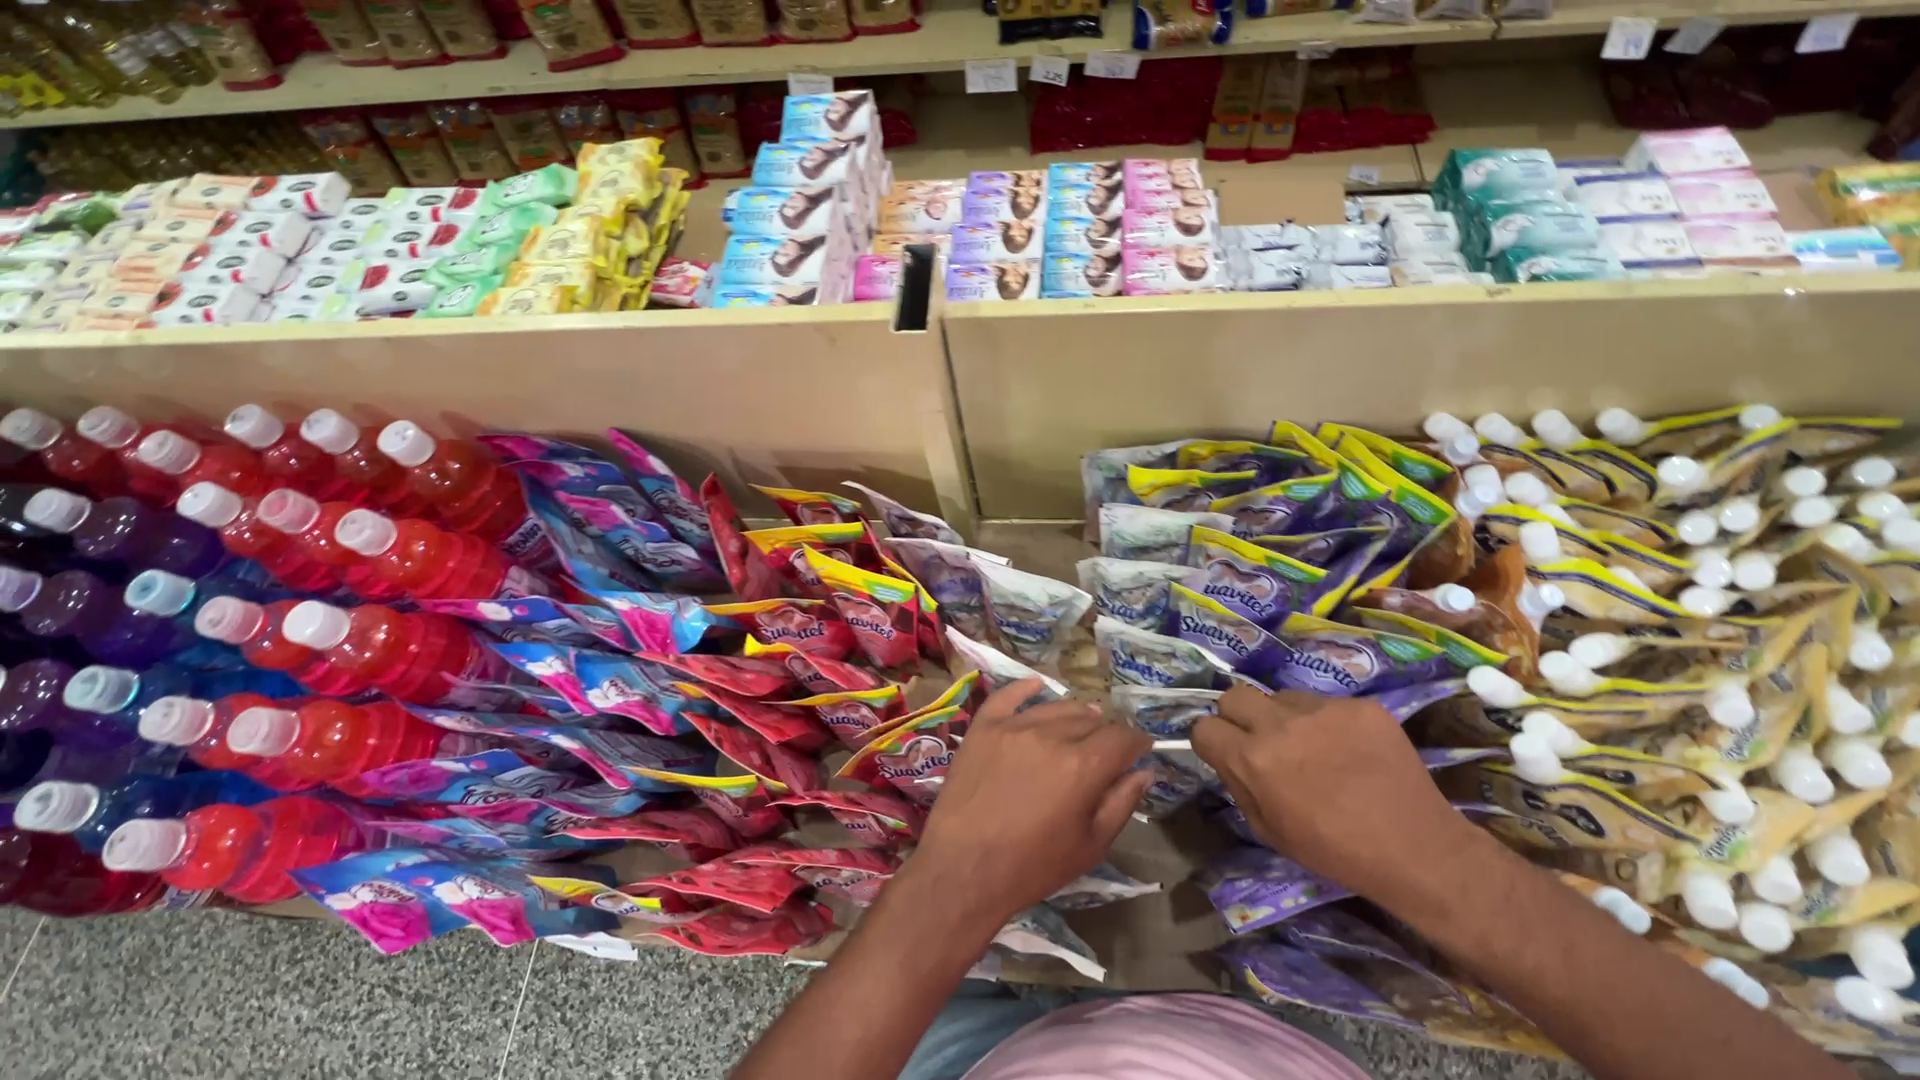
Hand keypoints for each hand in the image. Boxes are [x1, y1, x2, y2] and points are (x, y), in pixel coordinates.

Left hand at [910, 678, 1151, 924]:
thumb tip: (1145, 771)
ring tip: (1081, 725)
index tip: (1141, 750)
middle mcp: (1051, 736)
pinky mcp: (983, 729)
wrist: (962, 869)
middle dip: (1106, 733)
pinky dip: (1025, 688)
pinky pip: (1007, 697)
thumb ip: (1121, 803)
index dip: (1137, 742)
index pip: (1122, 738)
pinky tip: (1037, 686)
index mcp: (1083, 766)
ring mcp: (1013, 728)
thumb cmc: (1031, 867)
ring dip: (1075, 715)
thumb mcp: (1090, 846)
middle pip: (1091, 720)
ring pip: (1055, 708)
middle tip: (1107, 750)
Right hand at [1191, 684, 1478, 904]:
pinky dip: (1328, 723)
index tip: (1226, 752)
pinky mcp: (1360, 706)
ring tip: (1313, 747)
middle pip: (1234, 695)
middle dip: (1239, 717)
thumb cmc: (1333, 850)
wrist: (1414, 848)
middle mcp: (1281, 725)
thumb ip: (1239, 785)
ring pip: (1282, 697)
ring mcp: (1324, 710)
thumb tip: (1229, 756)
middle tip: (1261, 741)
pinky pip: (1326, 704)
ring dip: (1285, 718)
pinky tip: (1350, 750)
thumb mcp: (1268, 829)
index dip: (1213, 742)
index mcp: (1252, 760)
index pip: (1204, 727)